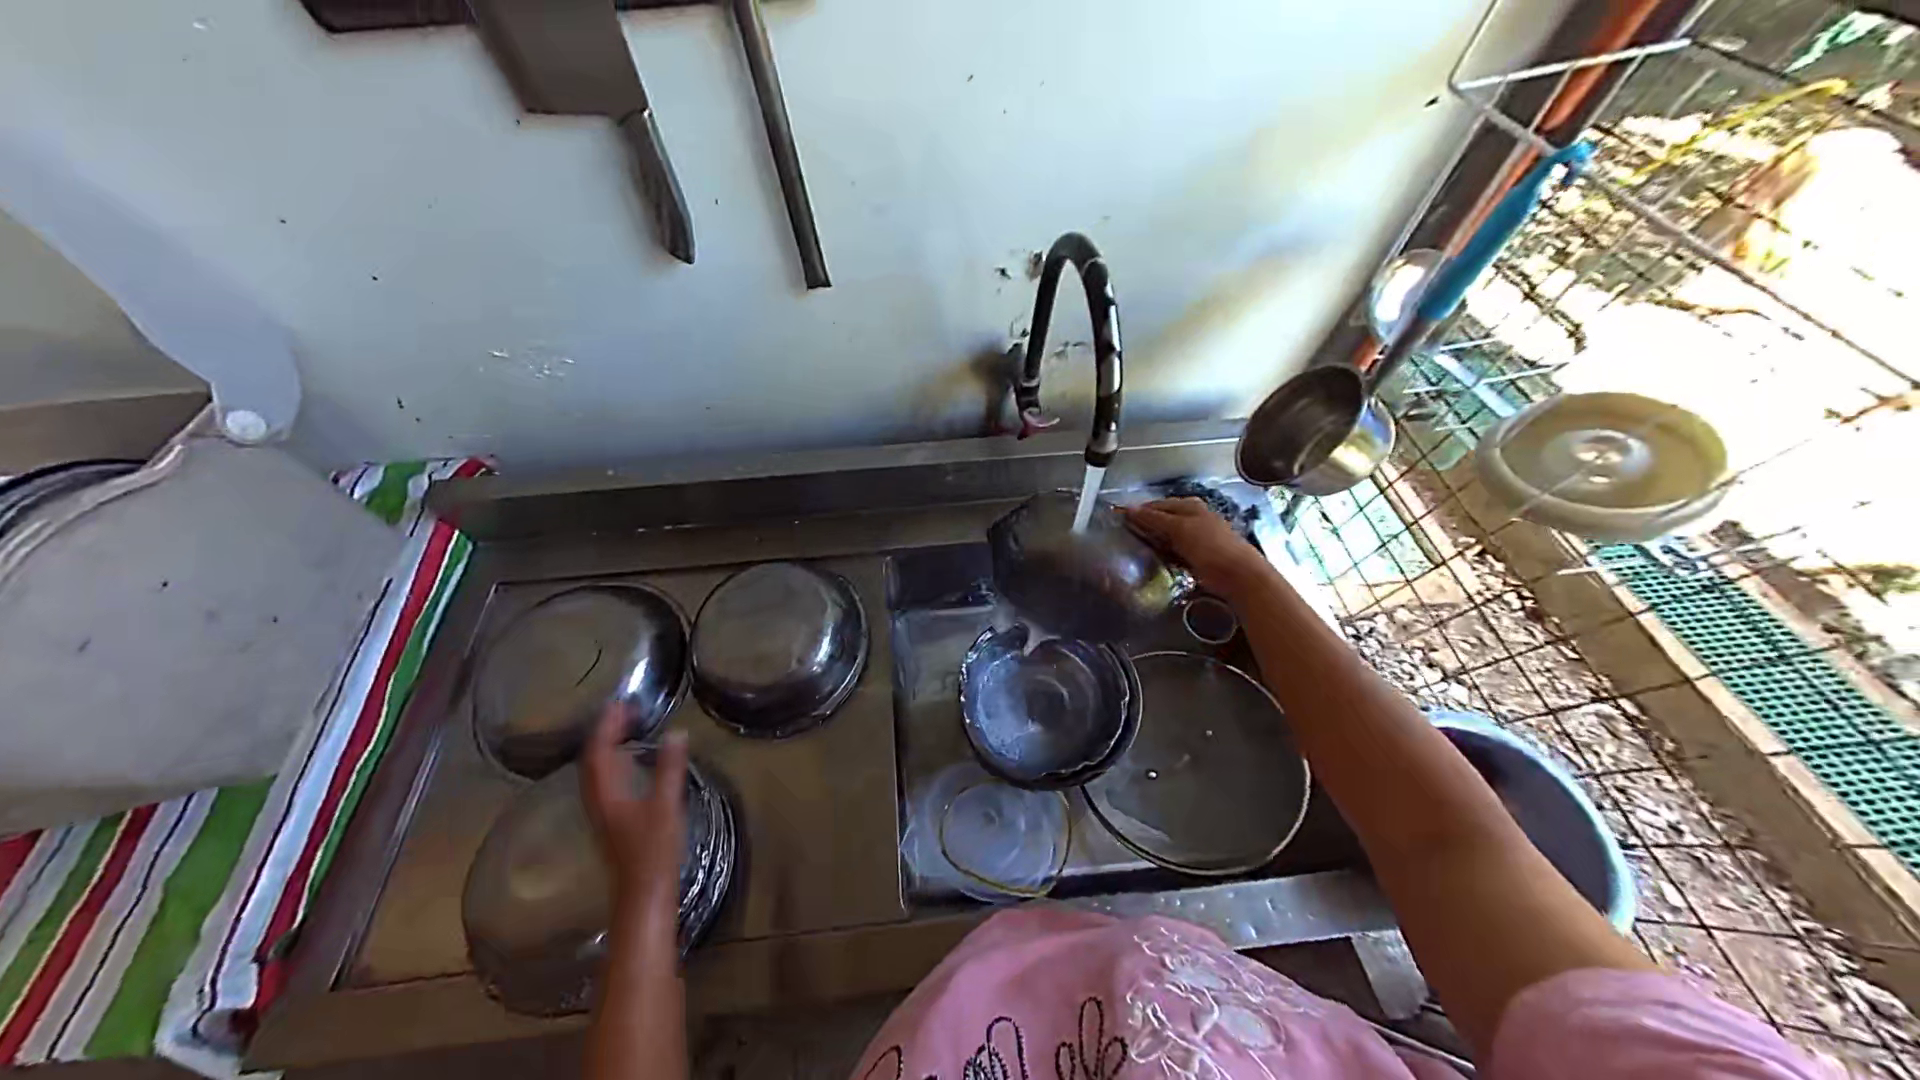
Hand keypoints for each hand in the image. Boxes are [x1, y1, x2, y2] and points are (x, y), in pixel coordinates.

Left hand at [582, 703, 687, 919]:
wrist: (643, 894)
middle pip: (592, 760)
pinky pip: (604, 781)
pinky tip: (630, 763)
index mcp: (606, 794)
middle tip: (624, 710)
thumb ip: (669, 768)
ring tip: (626, 728)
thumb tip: (677, 733)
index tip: (620, 703)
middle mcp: (598, 801)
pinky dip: (613, 763)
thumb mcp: (666, 805)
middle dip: (605, 732)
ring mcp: (602, 813)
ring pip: (596, 772)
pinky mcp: (611, 821)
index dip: (607, 725)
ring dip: (607, 747)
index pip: (599, 751)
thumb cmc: (654, 850)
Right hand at [1123, 498, 1272, 595]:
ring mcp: (1195, 536)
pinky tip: (1155, 561)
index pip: (1156, 505)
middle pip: (1161, 520)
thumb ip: (1153, 519)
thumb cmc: (1209, 546)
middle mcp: (1192, 517)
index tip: (1119, 522)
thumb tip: (1128, 509)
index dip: (1138, 512)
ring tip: (1137, 551)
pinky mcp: (1197, 555)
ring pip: (1166, 536)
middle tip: (1125, 538)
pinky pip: (1173, 551)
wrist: (1238, 575)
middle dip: (1145, 528)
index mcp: (1189, 505)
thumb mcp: (1179, 528)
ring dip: (1154, 543)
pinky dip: (1164, 554)